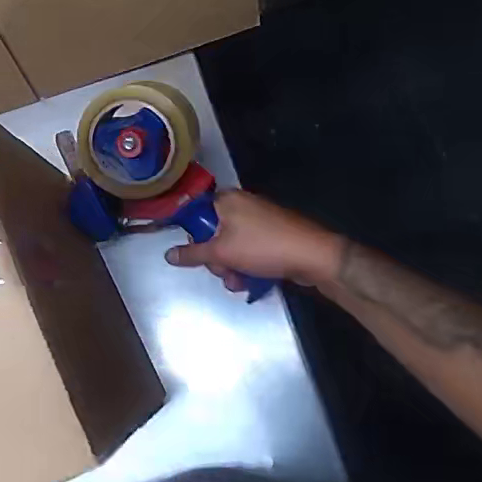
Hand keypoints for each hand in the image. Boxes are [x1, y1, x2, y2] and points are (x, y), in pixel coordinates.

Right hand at [164, 190, 346, 290]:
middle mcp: (241, 204)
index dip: (192, 235)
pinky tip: (251, 281)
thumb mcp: (222, 253)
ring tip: (240, 281)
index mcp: (226, 199)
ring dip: (231, 268)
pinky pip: (248, 250)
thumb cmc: (264, 247)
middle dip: (216, 259)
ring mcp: (258, 220)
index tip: (196, 253)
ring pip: (230, 246)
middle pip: (212, 233)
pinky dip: (247, 265)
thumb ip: (192, 254)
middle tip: (224, 270)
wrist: (313, 255)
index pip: (195, 212)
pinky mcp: (272, 235)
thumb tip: (168, 255)